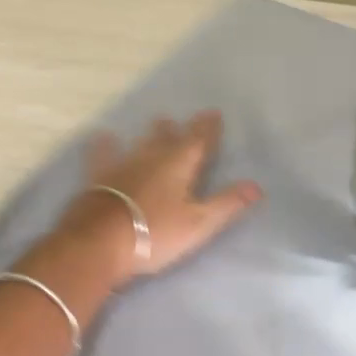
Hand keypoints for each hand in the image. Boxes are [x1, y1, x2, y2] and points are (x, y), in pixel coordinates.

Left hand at [53, 110, 262, 285]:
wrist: (98, 242)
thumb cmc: (155, 233)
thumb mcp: (199, 223)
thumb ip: (227, 203)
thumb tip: (257, 186)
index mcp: (180, 164)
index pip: (199, 140)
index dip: (208, 128)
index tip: (214, 114)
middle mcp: (153, 156)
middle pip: (168, 137)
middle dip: (178, 129)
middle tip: (182, 122)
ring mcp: (123, 164)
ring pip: (141, 142)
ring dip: (151, 133)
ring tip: (157, 122)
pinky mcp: (99, 176)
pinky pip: (103, 153)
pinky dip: (105, 144)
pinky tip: (103, 137)